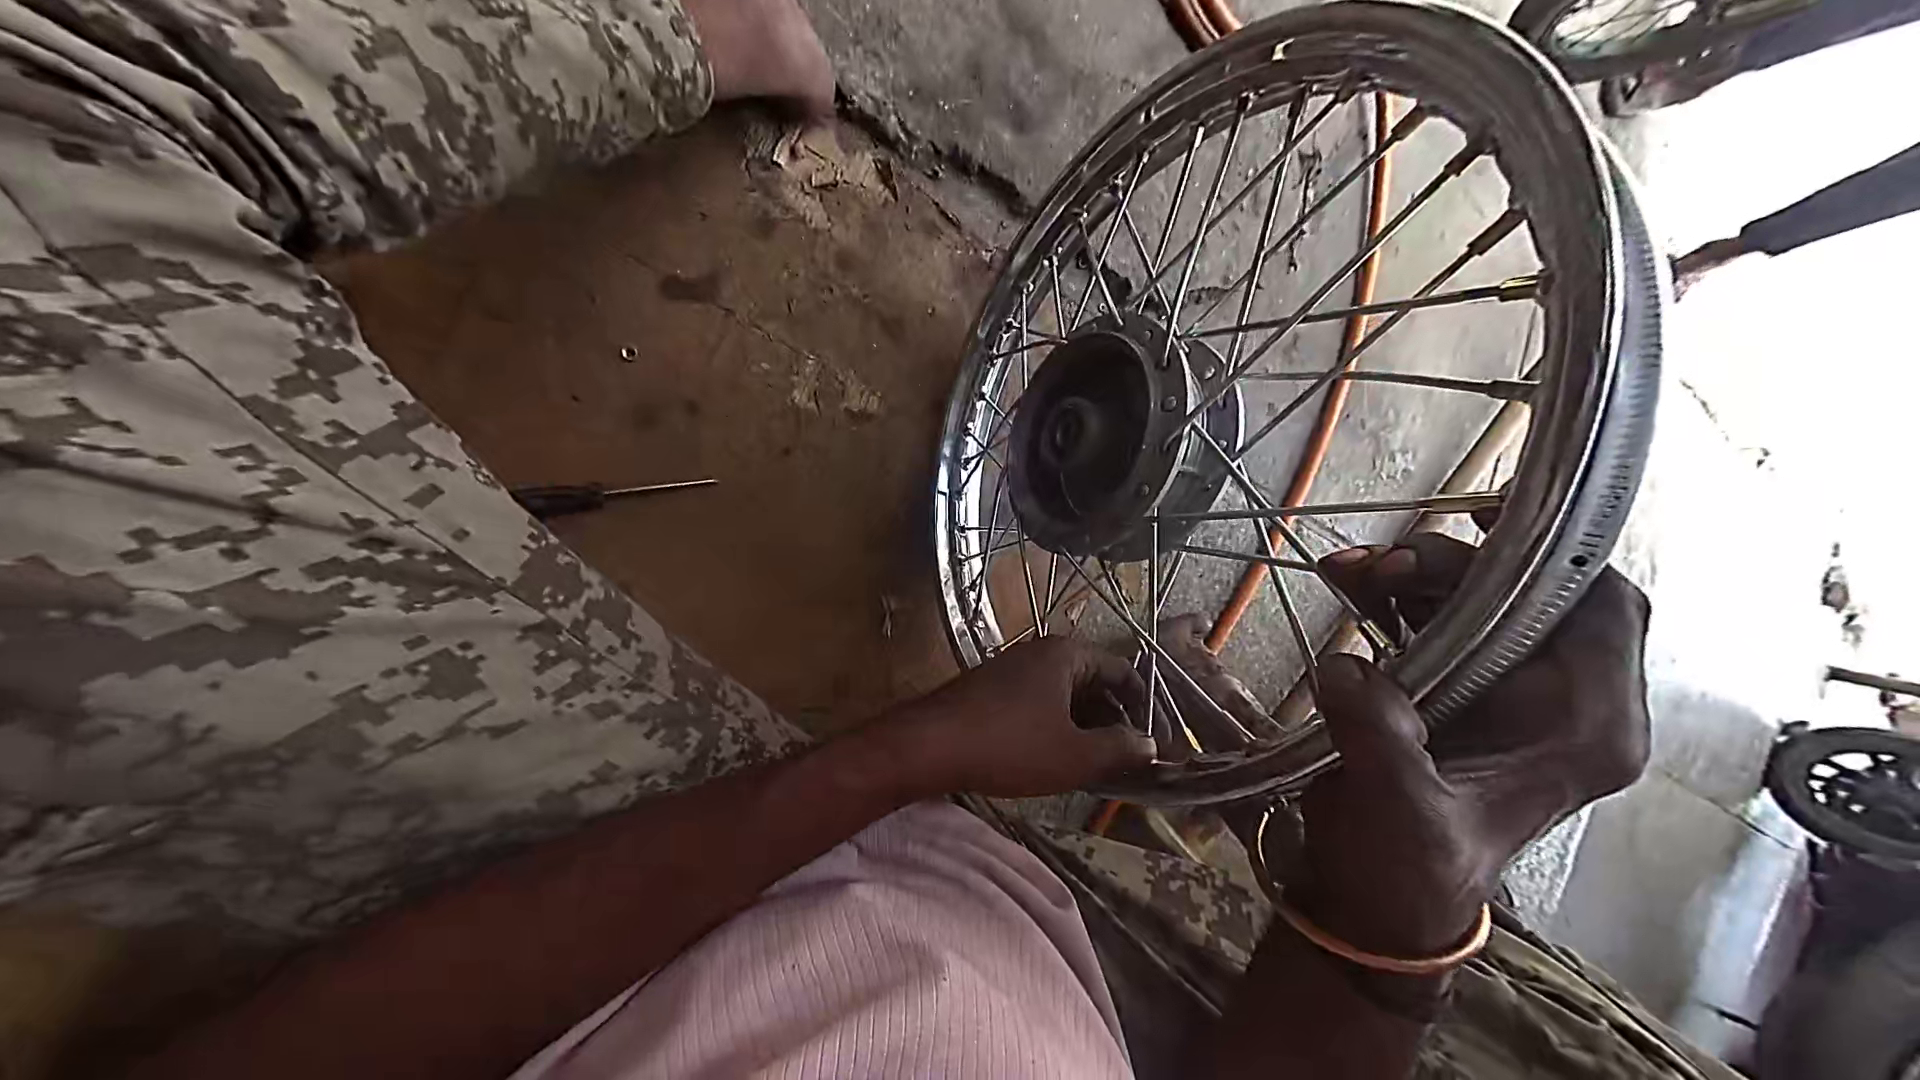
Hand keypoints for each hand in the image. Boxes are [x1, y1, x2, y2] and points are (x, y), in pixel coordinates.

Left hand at [885, 637, 1156, 797]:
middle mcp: (1040, 652)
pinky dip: (1056, 726)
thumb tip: (1150, 745)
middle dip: (1113, 720)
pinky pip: (1038, 702)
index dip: (1144, 706)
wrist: (929, 745)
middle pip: (1093, 682)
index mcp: (1066, 655)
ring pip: (1064, 695)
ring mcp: (1013, 668)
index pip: (1122, 671)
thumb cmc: (1009, 745)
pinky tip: (1055, 758)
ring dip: (1084, 726)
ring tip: (1095, 766)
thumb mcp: (1074, 755)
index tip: (1154, 741)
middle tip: (1126, 760)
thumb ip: (1119, 748)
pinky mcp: (992, 689)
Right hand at [1291, 535, 1650, 957]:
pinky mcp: (1447, 683)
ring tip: (1347, 571)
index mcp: (1578, 728)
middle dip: (1446, 565)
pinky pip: (1427, 615)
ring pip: (1468, 596)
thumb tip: (1344, 667)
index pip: (1599, 611)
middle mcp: (1550, 698)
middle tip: (1377, 565)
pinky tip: (1347, 587)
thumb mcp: (1399, 810)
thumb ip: (1380, 738)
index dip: (1552, 555)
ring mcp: (1495, 687)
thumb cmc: (1402, 867)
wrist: (1371, 890)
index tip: (1481, 520)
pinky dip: (1385, 592)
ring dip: (1406, 573)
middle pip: (1519, 592)